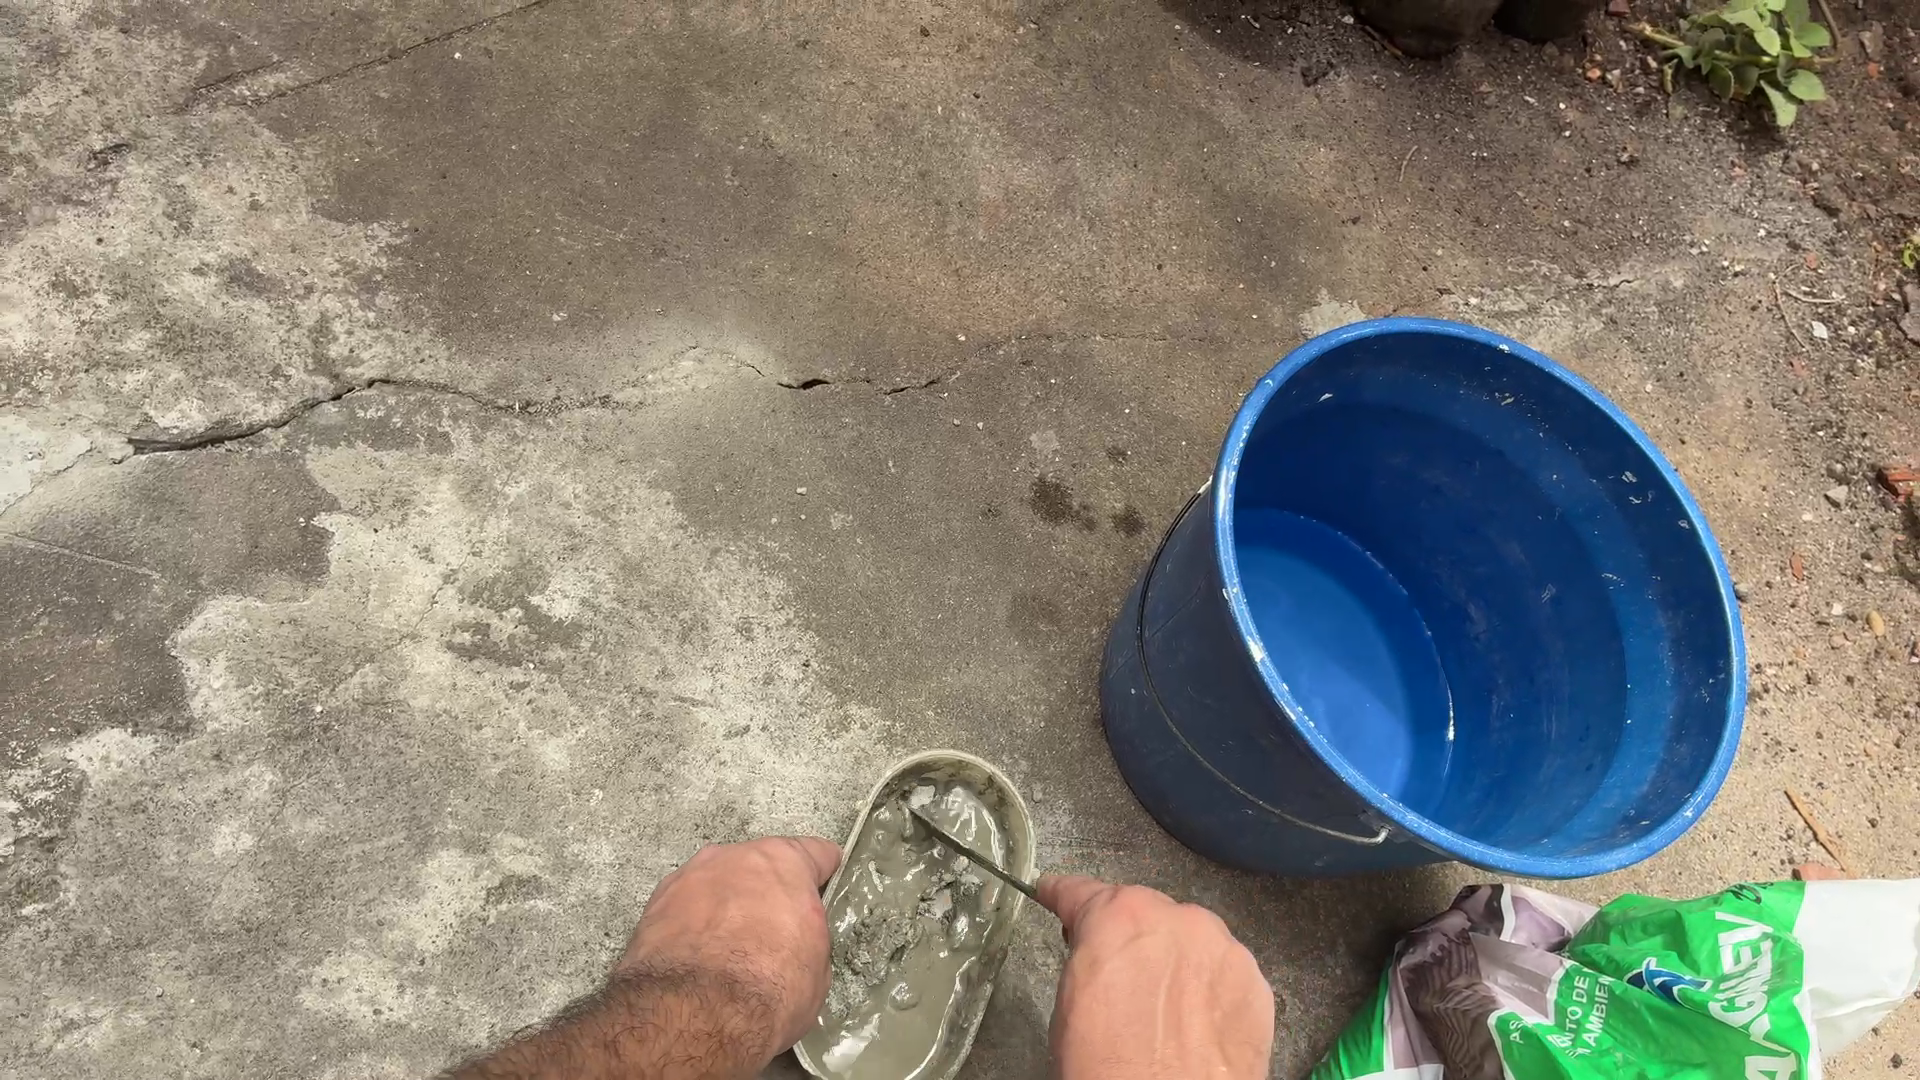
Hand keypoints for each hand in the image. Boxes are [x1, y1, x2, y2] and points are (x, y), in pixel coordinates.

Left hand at [445, 836, 840, 1079]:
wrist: (684, 1019)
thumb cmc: (760, 989)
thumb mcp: (815, 965)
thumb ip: (810, 933)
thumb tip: (798, 941)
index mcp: (779, 860)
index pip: (817, 850)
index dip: (828, 869)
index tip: (830, 881)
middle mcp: (730, 856)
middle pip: (762, 864)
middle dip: (770, 892)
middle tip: (777, 933)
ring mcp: (687, 880)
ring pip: (718, 886)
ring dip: (728, 910)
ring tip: (731, 956)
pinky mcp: (651, 910)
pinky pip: (685, 910)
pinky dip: (693, 929)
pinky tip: (696, 966)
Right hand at [1037, 876, 1273, 1079]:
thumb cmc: (1106, 1068)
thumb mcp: (1070, 1003)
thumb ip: (1087, 956)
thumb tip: (1098, 953)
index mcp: (1118, 916)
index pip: (1081, 892)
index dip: (1064, 896)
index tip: (1054, 894)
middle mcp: (1174, 917)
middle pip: (1142, 912)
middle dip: (1128, 936)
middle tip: (1118, 976)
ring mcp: (1220, 947)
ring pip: (1187, 937)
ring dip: (1173, 957)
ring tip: (1164, 1004)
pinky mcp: (1255, 983)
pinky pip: (1221, 970)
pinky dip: (1208, 987)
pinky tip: (1197, 1021)